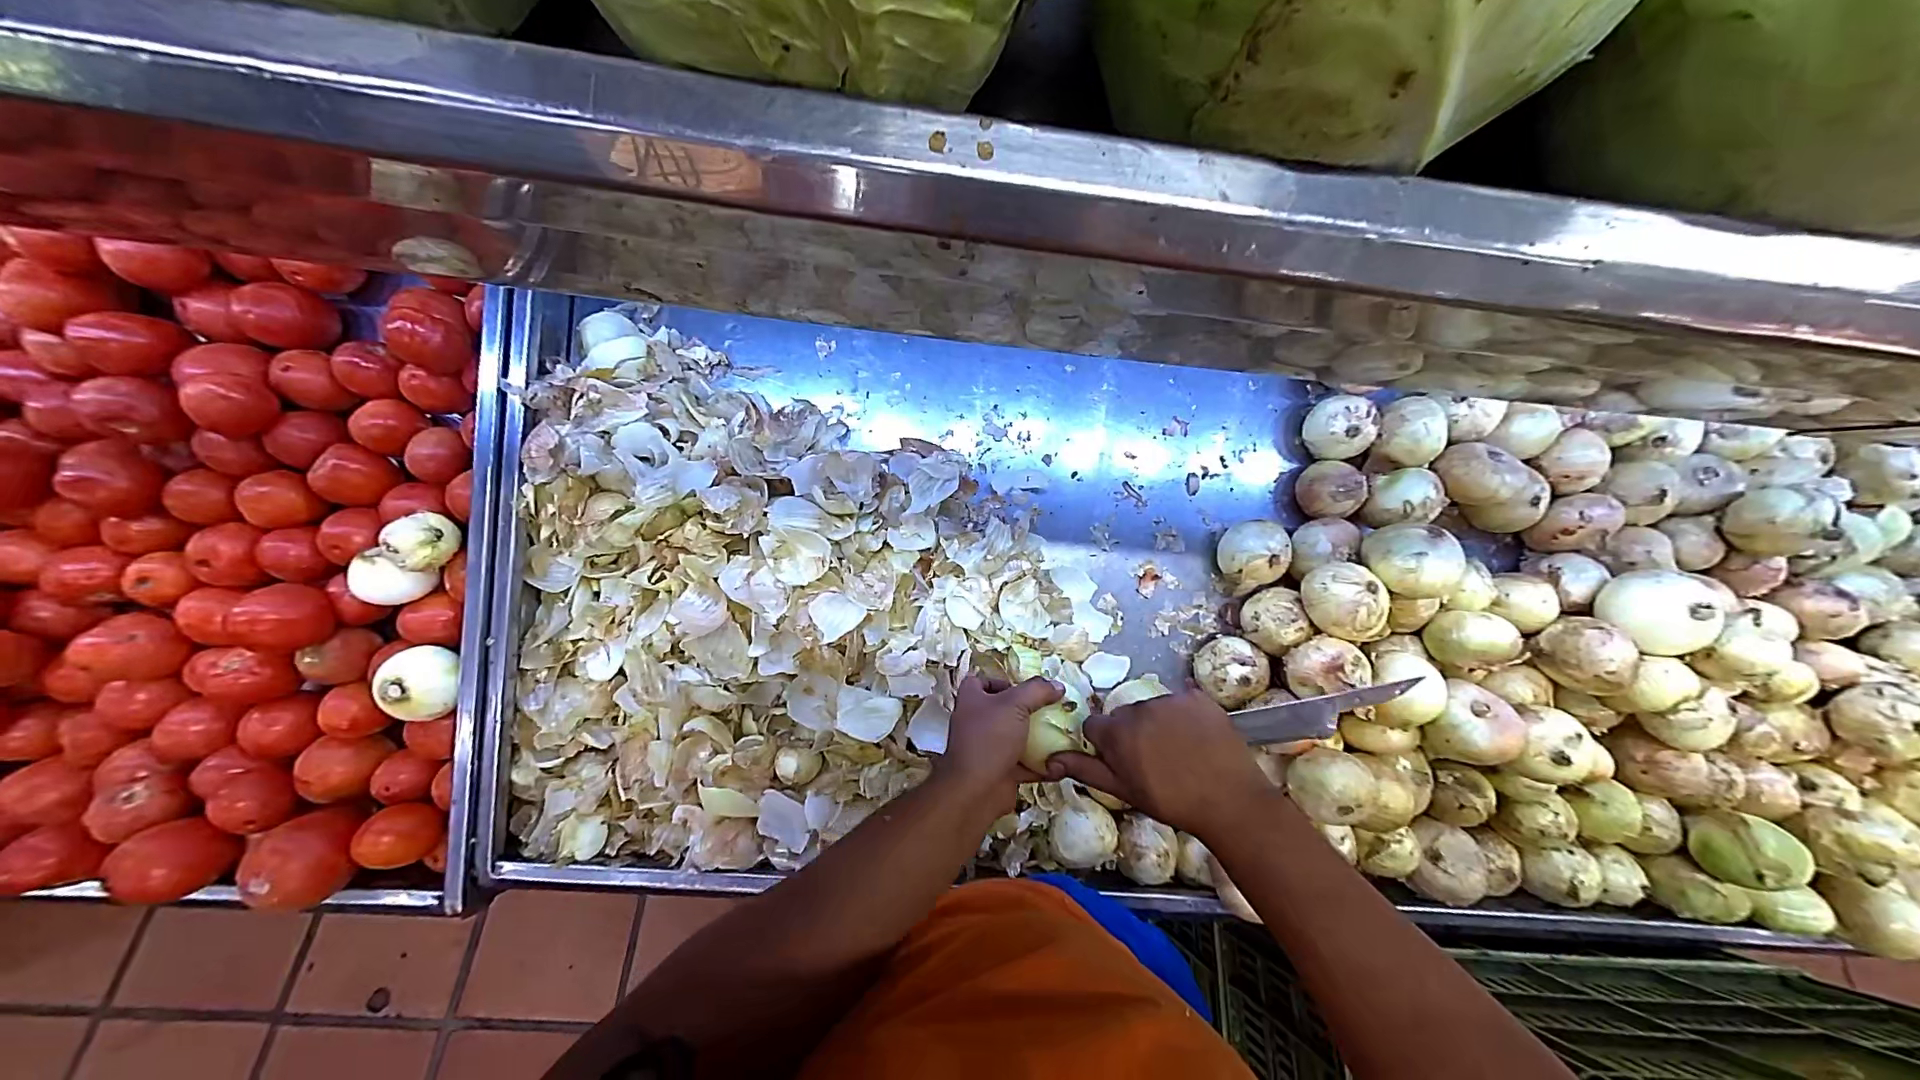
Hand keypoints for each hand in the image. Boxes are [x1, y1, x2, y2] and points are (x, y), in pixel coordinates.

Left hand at [936, 674, 1061, 811]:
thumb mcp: (1015, 704)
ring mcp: (987, 749)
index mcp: (971, 700)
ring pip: (1015, 739)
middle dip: (1025, 711)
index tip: (1023, 688)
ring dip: (1037, 739)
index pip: (979, 682)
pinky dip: (1041, 765)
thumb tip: (1057, 685)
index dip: (999, 682)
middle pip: (1001, 711)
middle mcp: (976, 723)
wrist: (977, 790)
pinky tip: (1060, 764)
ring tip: (1061, 735)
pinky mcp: (1000, 772)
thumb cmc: (990, 738)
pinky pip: (1024, 765)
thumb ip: (1037, 691)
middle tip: (1049, 711)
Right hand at [1047, 688, 1282, 838]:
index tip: (1123, 761)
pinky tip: (1196, 738)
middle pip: (1125, 715)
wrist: (1230, 801)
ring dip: (1158, 723)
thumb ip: (1086, 769)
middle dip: (1132, 732)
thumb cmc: (1172, 801)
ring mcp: (1170, 699)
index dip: (1106, 744)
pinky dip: (1184, 715)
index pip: (1096, 726)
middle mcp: (1139, 708)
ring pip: (1152, 707)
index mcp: (1116, 731)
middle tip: (1154, 761)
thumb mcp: (1123, 790)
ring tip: (1179, 751)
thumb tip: (1051, 759)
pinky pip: (1181, 700)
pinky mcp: (1197, 697)